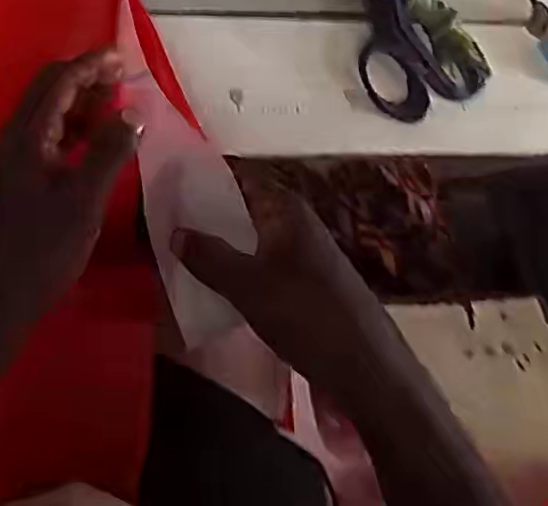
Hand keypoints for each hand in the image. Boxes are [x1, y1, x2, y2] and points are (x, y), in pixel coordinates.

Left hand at [0, 50, 143, 338]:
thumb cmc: (42, 250)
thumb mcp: (84, 202)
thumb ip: (108, 152)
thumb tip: (133, 112)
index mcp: (27, 135)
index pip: (58, 83)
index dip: (90, 65)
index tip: (121, 56)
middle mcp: (16, 136)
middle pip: (48, 89)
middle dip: (84, 75)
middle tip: (121, 75)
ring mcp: (14, 155)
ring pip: (47, 110)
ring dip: (79, 98)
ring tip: (115, 97)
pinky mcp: (19, 174)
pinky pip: (47, 132)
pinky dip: (72, 124)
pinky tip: (95, 133)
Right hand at [171, 168, 388, 379]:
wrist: (372, 375)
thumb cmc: (306, 315)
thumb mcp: (245, 286)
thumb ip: (208, 256)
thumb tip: (176, 233)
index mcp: (286, 209)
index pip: (243, 173)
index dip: (210, 170)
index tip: (177, 175)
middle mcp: (300, 223)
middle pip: (249, 202)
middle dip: (214, 206)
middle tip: (175, 212)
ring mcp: (310, 254)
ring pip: (258, 233)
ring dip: (229, 238)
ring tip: (192, 246)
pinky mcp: (315, 284)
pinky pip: (268, 260)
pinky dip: (245, 263)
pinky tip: (226, 282)